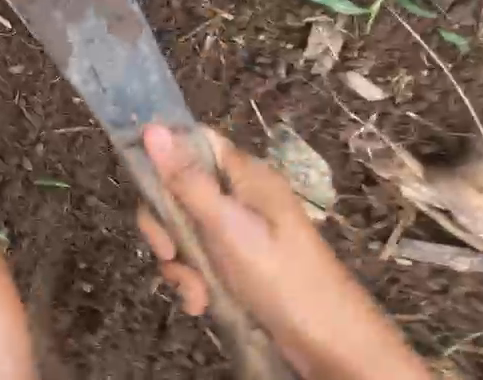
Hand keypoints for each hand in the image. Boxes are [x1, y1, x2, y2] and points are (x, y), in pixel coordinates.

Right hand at [135, 125, 428, 379]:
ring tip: (194, 291)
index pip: (192, 140)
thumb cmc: (287, 283)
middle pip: (176, 186)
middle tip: (168, 251)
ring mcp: (238, 229)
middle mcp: (240, 196)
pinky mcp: (236, 260)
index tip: (143, 183)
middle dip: (164, 223)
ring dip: (177, 259)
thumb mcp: (230, 229)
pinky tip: (200, 301)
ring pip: (181, 224)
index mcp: (246, 176)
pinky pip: (195, 255)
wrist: (339, 356)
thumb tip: (150, 127)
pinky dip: (191, 278)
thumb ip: (188, 180)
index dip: (161, 153)